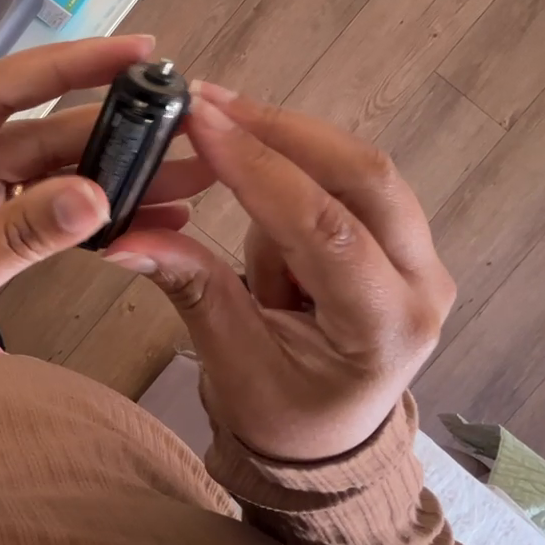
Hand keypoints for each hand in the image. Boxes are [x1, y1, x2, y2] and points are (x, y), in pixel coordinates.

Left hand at [0, 37, 215, 389]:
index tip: (128, 52)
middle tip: (180, 120)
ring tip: (185, 173)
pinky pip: (51, 209)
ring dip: (114, 170)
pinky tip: (147, 215)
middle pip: (37, 129)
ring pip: (53, 169)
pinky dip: (95, 212)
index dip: (59, 66)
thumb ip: (14, 236)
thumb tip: (93, 195)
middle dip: (108, 123)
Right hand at [103, 83, 455, 460]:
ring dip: (283, 151)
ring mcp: (419, 258)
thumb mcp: (227, 358)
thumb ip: (189, 286)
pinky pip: (345, 186)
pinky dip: (292, 171)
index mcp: (383, 325)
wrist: (324, 443)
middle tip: (208, 101)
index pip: (325, 230)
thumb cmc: (276, 413)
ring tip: (223, 170)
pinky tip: (250, 181)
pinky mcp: (399, 243)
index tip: (200, 121)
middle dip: (282, 131)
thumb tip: (123, 238)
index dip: (258, 169)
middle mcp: (422, 281)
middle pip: (365, 177)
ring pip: (358, 172)